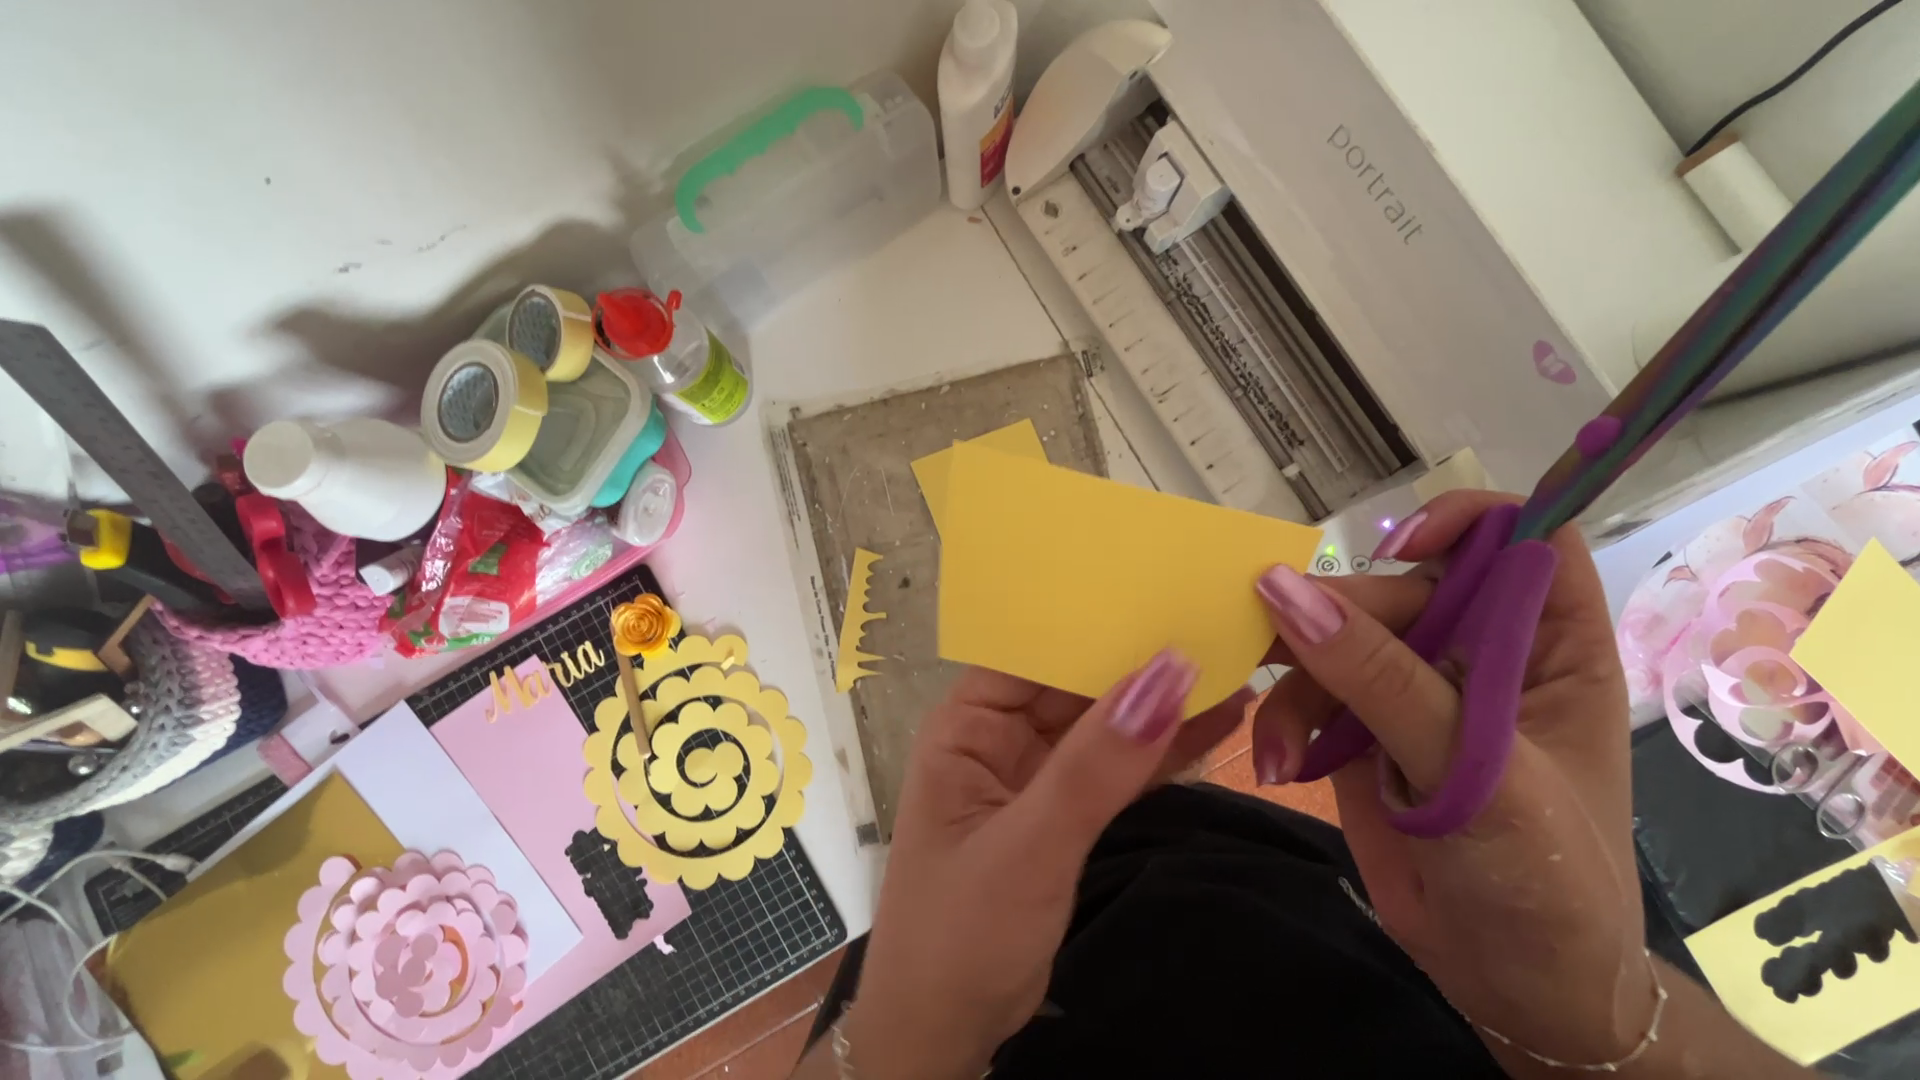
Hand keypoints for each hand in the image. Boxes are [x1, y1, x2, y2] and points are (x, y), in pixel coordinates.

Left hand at [843, 654, 1253, 1078]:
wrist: (946, 1032)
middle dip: (1138, 658)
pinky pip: (1118, 770)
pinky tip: (1218, 721)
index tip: (1162, 587)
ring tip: (1235, 660)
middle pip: (1075, 683)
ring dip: (1161, 704)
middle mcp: (999, 738)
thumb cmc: (962, 932)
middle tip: (1215, 616)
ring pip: (1104, 726)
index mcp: (967, 726)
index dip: (1092, 618)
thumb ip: (1097, 764)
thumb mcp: (1030, 844)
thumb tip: (1168, 671)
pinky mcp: (1065, 815)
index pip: (1032, 651)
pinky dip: (1162, 752)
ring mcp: (1036, 777)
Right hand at [1250, 490, 1653, 1068]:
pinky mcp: (1361, 729)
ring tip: (1279, 745)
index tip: (1397, 546)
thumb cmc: (1539, 878)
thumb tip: (1281, 589)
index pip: (1520, 541)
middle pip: (1397, 588)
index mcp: (1546, 649)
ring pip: (1336, 637)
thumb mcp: (1471, 771)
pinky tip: (1279, 763)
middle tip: (1278, 652)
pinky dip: (1283, 720)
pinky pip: (1308, 690)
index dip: (1465, 522)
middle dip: (1337, 619)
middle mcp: (1477, 656)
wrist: (1510, 984)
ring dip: (1295, 683)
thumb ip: (1379, 677)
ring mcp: (1413, 692)